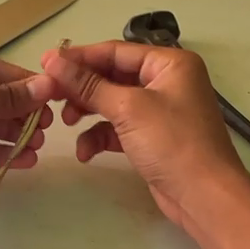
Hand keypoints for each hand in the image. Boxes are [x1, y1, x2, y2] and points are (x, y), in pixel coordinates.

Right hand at [40, 41, 249, 229]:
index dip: (78, 57)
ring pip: (112, 102)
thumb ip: (88, 84)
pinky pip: (119, 128)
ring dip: (88, 112)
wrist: (205, 197)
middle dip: (81, 88)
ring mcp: (159, 111)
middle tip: (50, 96)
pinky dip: (100, 136)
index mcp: (169, 63)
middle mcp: (166, 81)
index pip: (115, 51)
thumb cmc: (173, 143)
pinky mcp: (152, 138)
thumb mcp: (128, 108)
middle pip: (112, 76)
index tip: (44, 64)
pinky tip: (85, 152)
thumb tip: (53, 61)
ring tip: (65, 122)